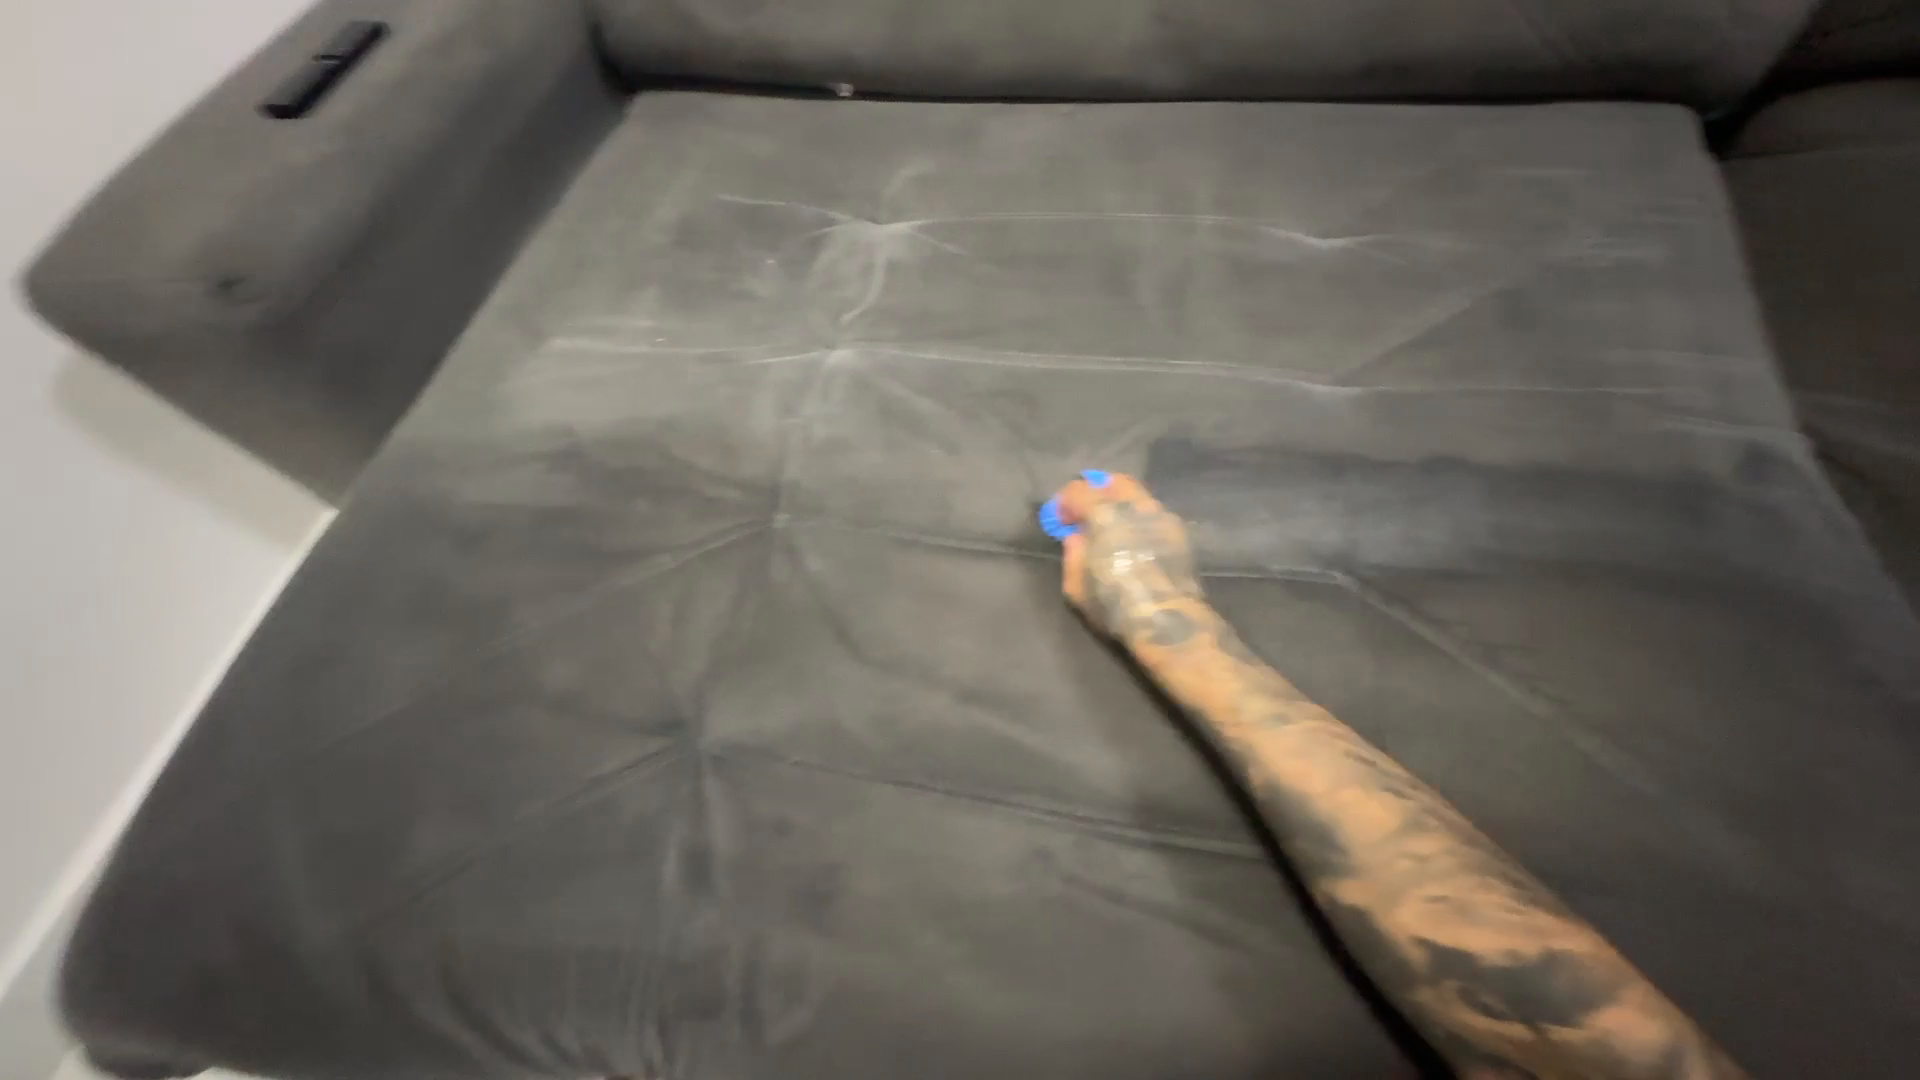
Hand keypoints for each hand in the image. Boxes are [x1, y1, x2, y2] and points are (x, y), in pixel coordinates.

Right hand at [1052, 472, 1210, 648]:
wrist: (1166, 621)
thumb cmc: (1114, 603)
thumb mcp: (1076, 586)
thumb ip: (1073, 555)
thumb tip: (1076, 538)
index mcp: (1105, 515)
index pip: (1079, 490)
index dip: (1065, 501)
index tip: (1060, 519)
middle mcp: (1136, 507)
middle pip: (1115, 482)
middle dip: (1098, 491)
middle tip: (1087, 512)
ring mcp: (1162, 517)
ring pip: (1139, 496)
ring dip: (1122, 505)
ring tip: (1114, 527)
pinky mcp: (1179, 534)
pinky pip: (1154, 514)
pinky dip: (1140, 520)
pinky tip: (1136, 541)